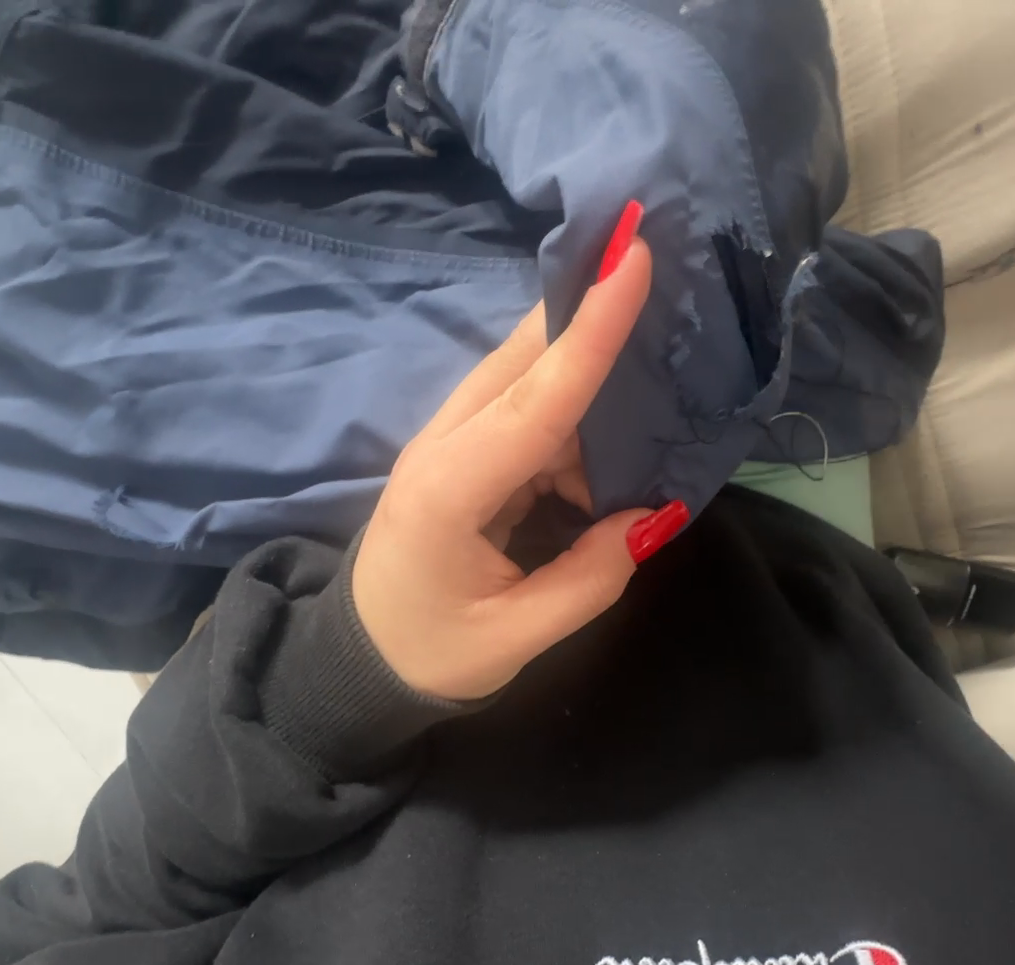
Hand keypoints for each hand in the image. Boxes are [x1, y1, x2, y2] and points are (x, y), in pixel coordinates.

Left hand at [351, 203, 685, 700]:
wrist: (360, 656)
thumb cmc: (429, 653)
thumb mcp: (516, 637)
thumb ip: (590, 579)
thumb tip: (652, 515)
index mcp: (449, 492)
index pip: (534, 401)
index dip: (589, 332)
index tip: (629, 257)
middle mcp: (443, 448)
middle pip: (523, 363)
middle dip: (586, 314)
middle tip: (653, 267)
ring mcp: (447, 444)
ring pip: (528, 383)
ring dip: (589, 382)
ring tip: (654, 390)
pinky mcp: (461, 453)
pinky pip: (527, 415)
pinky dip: (574, 423)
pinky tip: (610, 453)